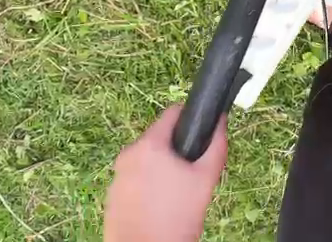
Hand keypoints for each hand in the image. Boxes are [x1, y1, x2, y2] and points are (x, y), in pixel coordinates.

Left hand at [103, 106, 227, 241]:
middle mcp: (128, 154)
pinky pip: (134, 181)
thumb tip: (220, 121)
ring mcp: (117, 176)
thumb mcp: (205, 180)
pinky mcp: (111, 197)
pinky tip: (158, 208)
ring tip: (174, 197)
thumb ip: (216, 145)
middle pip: (159, 139)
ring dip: (160, 171)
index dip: (190, 121)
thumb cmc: (176, 219)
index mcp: (149, 144)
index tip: (199, 139)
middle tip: (189, 176)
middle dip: (175, 152)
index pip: (173, 113)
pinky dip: (146, 188)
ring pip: (146, 161)